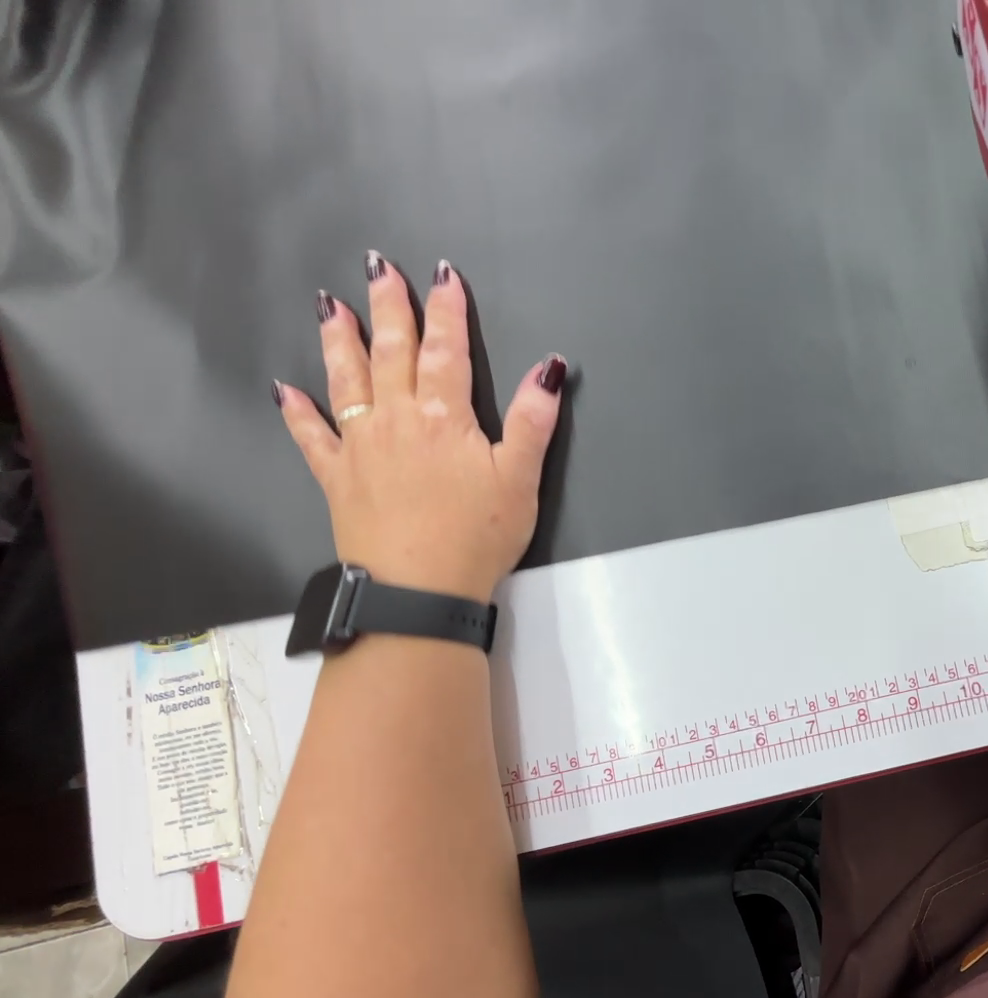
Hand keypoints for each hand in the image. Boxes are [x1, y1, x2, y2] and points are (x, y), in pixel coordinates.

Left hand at [274, 252, 564, 602]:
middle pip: (392, 353)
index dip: (448, 311)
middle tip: (379, 268)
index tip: (443, 274)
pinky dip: (297, 411)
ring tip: (331, 306)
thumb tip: (550, 367)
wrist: (418, 588)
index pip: (447, 351)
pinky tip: (285, 389)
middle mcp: (395, 419)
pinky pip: (311, 436)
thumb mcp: (522, 476)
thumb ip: (534, 419)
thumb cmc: (479, 532)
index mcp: (443, 416)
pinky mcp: (337, 477)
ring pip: (347, 381)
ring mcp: (360, 447)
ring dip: (341, 341)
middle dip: (390, 308)